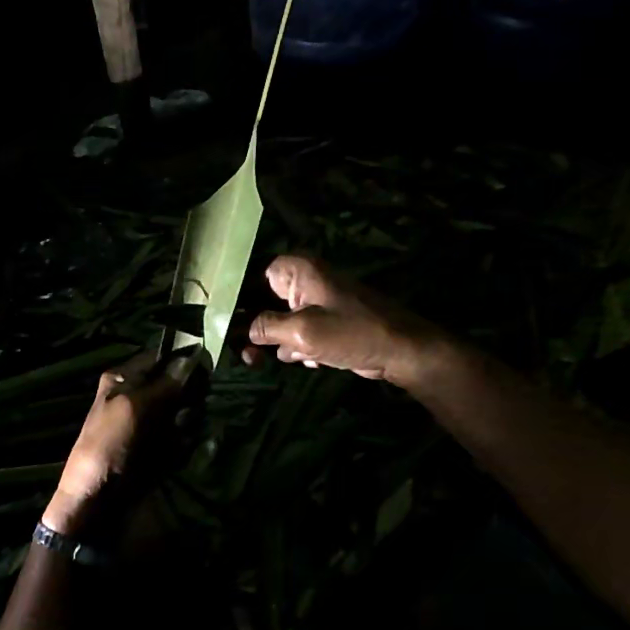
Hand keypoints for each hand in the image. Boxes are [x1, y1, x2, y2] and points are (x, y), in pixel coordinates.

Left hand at [45, 351, 196, 535]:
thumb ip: (165, 383)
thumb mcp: (134, 406)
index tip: (206, 365)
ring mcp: (151, 425)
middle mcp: (139, 398)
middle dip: (188, 398)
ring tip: (176, 438)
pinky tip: (174, 456)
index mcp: (124, 380)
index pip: (160, 357)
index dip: (183, 360)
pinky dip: (183, 447)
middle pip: (179, 386)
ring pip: (186, 413)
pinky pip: (183, 439)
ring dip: (188, 424)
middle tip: (184, 411)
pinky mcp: (161, 450)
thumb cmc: (109, 445)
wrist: (98, 501)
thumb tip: (194, 357)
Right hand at [242, 255, 448, 387]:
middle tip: (249, 355)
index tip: (227, 328)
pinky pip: (297, 332)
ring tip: (291, 357)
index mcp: (297, 270)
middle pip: (262, 302)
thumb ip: (265, 327)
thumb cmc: (353, 333)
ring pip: (278, 321)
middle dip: (257, 330)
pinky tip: (312, 359)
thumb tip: (244, 331)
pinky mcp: (325, 321)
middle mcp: (303, 279)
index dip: (238, 303)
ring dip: (279, 343)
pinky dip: (299, 347)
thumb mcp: (301, 331)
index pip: (250, 278)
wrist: (403, 351)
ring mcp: (315, 301)